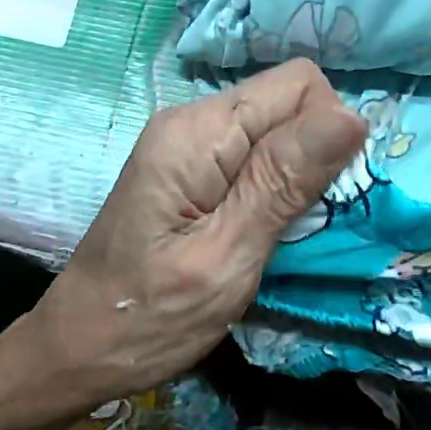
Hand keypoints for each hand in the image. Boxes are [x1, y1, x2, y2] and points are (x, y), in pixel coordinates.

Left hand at [0, 60, 366, 429]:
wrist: (78, 345)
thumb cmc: (149, 317)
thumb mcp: (226, 257)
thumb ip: (282, 183)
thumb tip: (352, 115)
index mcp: (196, 133)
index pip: (299, 84)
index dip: (328, 131)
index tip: (321, 199)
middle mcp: (188, 121)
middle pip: (286, 102)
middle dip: (313, 155)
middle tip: (299, 225)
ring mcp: (183, 145)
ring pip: (272, 131)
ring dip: (293, 177)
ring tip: (278, 235)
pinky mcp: (184, 170)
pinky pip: (248, 156)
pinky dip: (268, 188)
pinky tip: (258, 231)